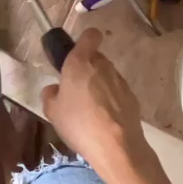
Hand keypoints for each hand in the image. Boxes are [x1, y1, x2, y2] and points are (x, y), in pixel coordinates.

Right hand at [41, 30, 155, 183]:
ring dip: (99, 86)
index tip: (76, 54)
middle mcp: (102, 65)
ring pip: (106, 75)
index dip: (84, 40)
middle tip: (77, 91)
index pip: (89, 35)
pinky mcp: (132, 97)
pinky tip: (105, 120)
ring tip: (91, 110)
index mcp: (79, 62)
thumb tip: (55, 89)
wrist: (116, 147)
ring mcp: (120, 80)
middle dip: (87, 69)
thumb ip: (50, 94)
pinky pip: (117, 92)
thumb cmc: (79, 124)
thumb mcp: (52, 112)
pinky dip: (111, 100)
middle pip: (96, 58)